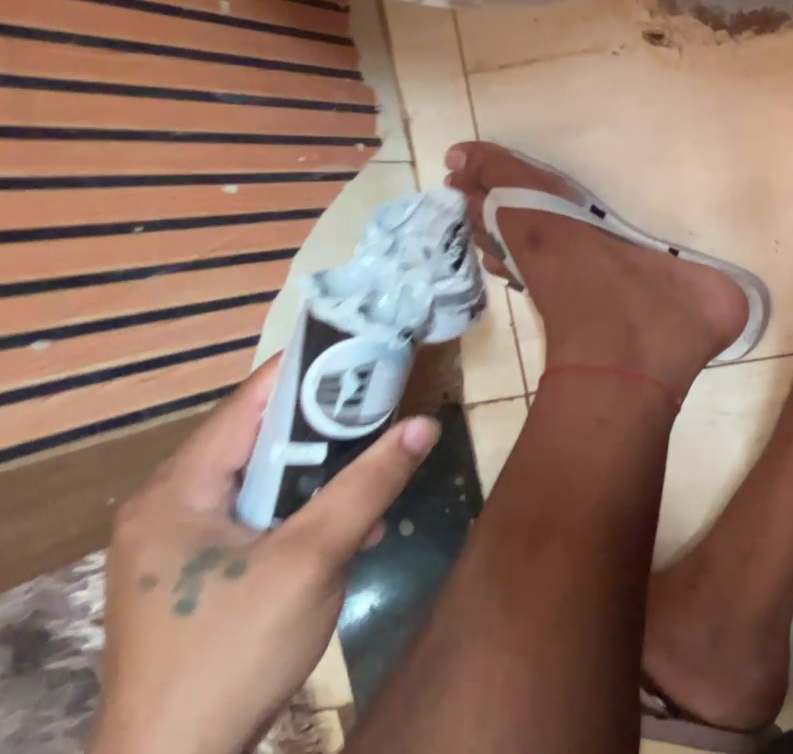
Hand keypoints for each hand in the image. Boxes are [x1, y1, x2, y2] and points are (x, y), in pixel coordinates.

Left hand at [93, 358, 439, 753]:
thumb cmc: (233, 645)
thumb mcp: (313, 557)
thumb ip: (369, 485)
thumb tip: (424, 423)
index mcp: (176, 493)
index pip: (248, 405)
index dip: (309, 370)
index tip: (367, 344)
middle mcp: (169, 509)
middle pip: (260, 443)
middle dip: (330, 427)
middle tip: (391, 403)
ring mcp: (181, 546)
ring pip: (267, 484)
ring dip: (327, 476)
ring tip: (384, 465)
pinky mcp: (201, 576)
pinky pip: (263, 521)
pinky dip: (310, 512)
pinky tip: (355, 526)